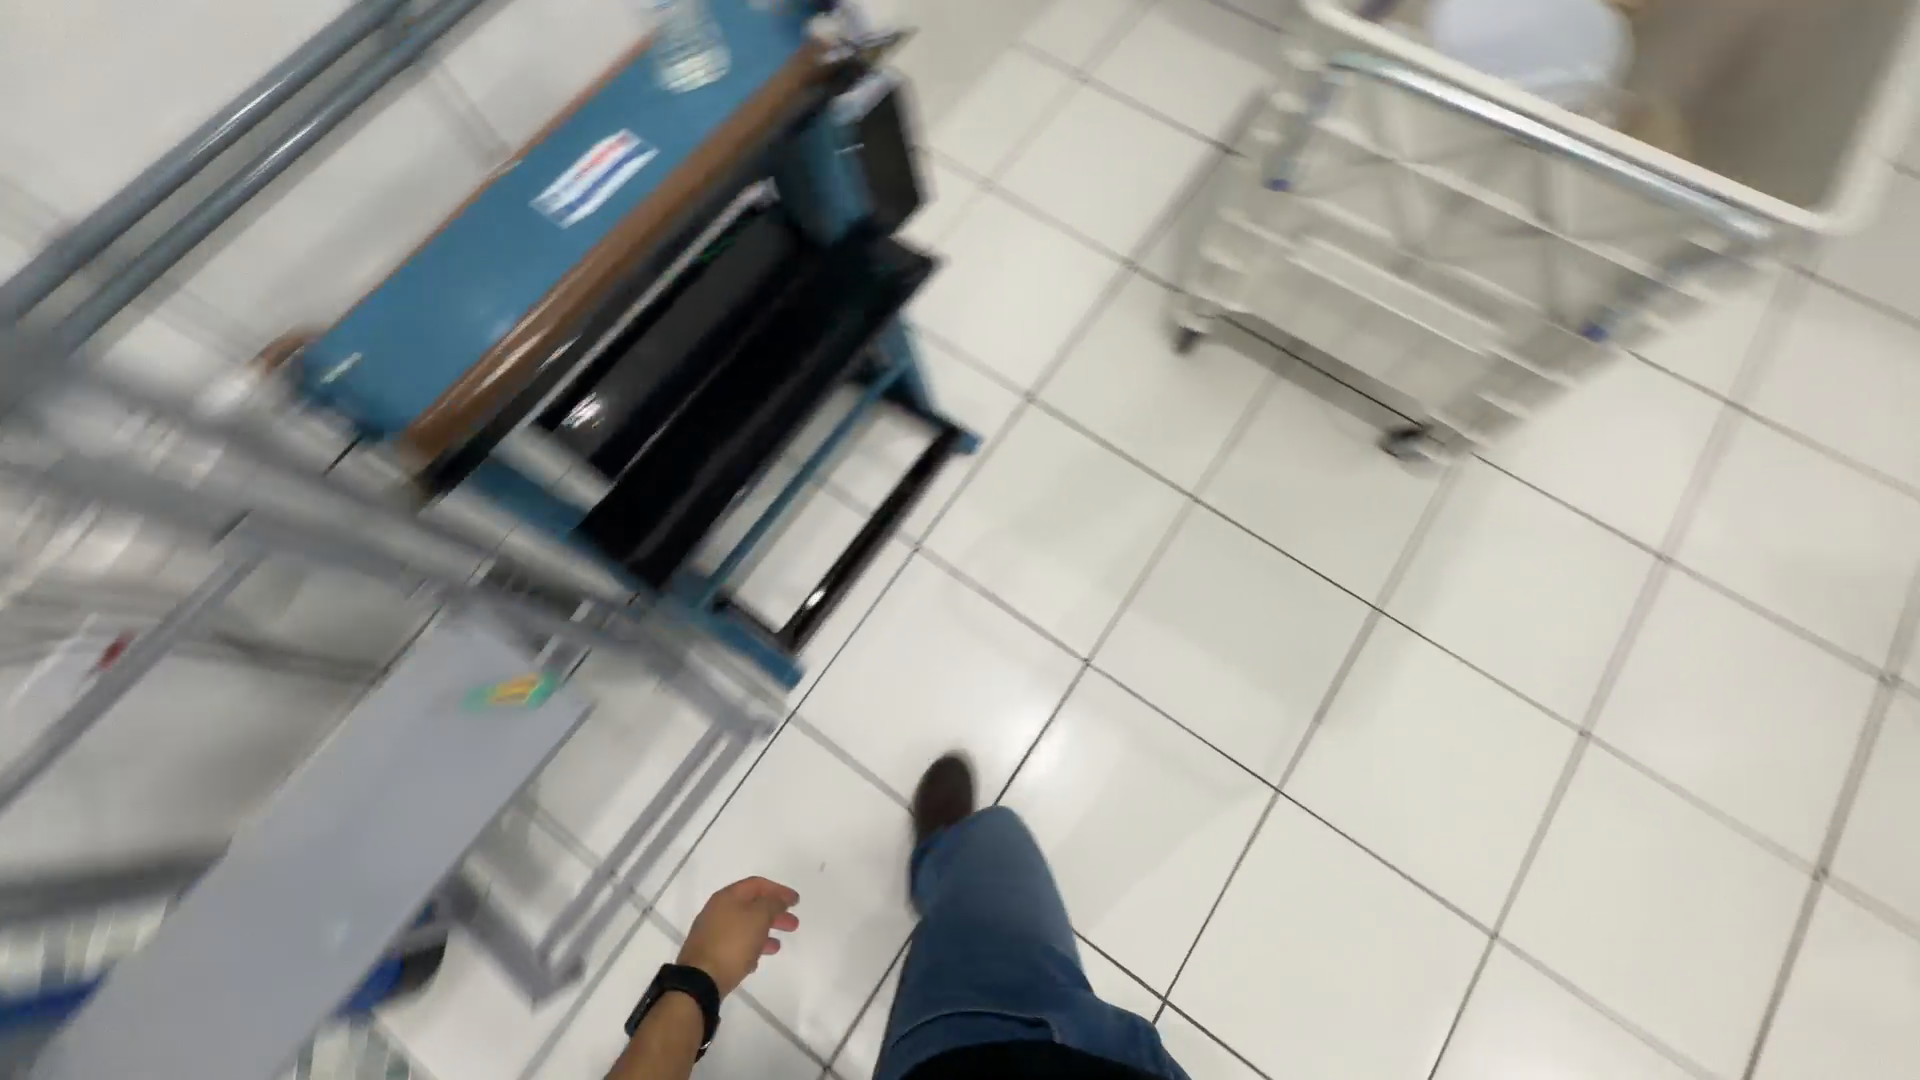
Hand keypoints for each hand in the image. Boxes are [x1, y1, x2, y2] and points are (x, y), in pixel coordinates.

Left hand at [676, 877, 800, 996]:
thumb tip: (778, 899)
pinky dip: (749, 948)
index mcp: (728, 897)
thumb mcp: (759, 917)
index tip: (795, 901)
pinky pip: (734, 945)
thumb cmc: (732, 943)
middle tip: (793, 924)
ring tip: (777, 946)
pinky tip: (756, 961)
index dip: (779, 890)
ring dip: (763, 933)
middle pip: (751, 906)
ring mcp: (711, 933)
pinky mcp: (709, 954)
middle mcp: (717, 911)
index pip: (757, 884)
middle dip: (774, 913)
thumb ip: (773, 903)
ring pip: (744, 927)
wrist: (699, 981)